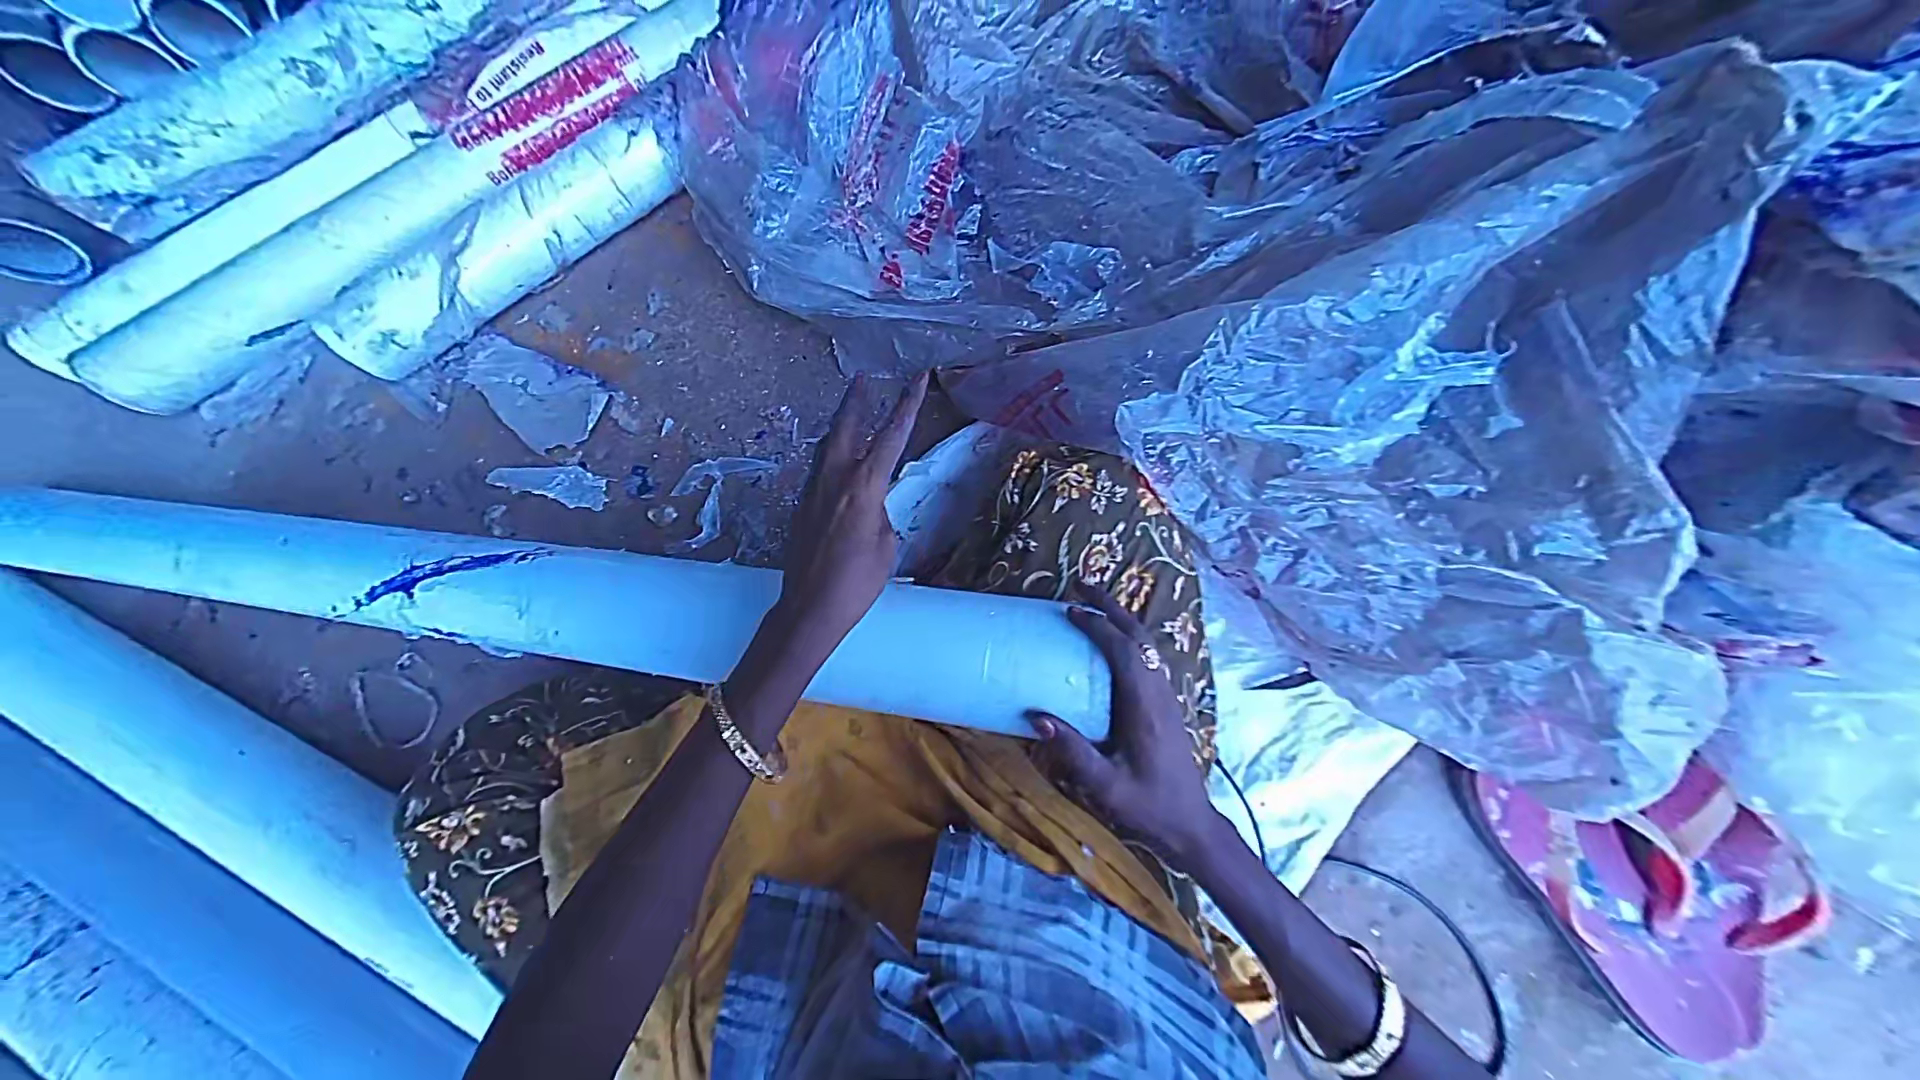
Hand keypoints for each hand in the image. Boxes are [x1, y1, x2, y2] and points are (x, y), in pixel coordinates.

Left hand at [776, 372, 928, 644]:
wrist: (811, 606)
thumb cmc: (857, 581)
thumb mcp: (886, 544)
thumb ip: (881, 511)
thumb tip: (874, 501)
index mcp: (864, 486)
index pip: (892, 436)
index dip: (907, 404)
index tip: (918, 379)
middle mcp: (835, 478)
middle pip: (847, 426)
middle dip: (857, 400)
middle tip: (863, 378)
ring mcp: (814, 490)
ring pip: (828, 444)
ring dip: (842, 423)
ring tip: (851, 409)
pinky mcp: (803, 505)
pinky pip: (820, 466)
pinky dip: (832, 451)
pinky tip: (838, 456)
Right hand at [1028, 585, 1222, 867]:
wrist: (1192, 824)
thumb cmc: (1149, 806)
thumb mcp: (1106, 786)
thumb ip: (1074, 751)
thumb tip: (1037, 716)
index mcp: (1145, 707)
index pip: (1124, 652)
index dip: (1099, 627)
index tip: (1071, 611)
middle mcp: (1159, 692)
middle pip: (1139, 636)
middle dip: (1112, 606)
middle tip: (1082, 586)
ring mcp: (1166, 696)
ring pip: (1146, 643)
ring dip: (1121, 618)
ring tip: (1092, 604)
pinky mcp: (1165, 703)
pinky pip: (1146, 657)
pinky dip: (1127, 636)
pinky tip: (1110, 640)